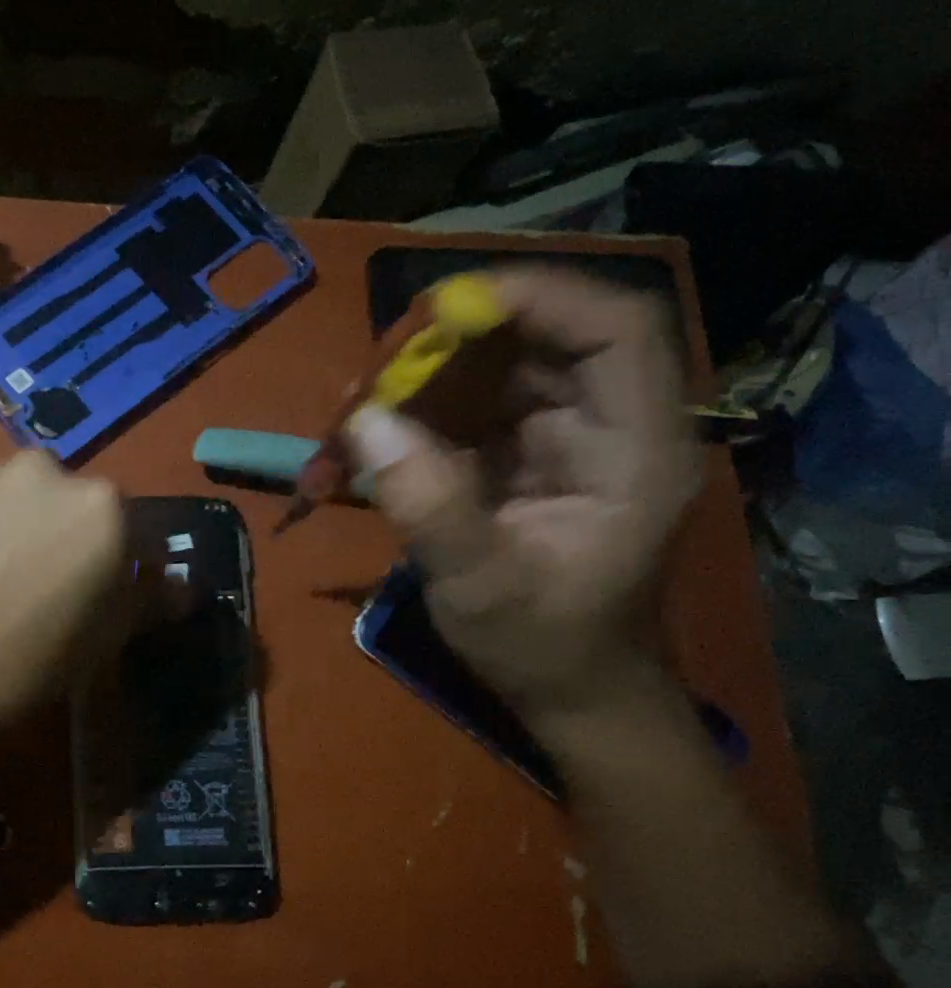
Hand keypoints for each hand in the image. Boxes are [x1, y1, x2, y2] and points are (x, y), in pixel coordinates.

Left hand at [0, 451, 129, 754]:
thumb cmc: (11, 669)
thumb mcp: (94, 648)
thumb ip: (144, 605)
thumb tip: (180, 591)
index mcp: (103, 510)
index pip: (142, 535)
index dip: (134, 572)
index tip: (114, 601)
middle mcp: (49, 472)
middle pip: (81, 507)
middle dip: (76, 542)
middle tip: (48, 592)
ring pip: (27, 499)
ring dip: (26, 527)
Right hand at [344, 268, 699, 721]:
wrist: (568, 690)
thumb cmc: (543, 645)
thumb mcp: (481, 586)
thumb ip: (429, 504)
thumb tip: (365, 421)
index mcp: (634, 449)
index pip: (614, 328)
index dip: (537, 296)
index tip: (443, 309)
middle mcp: (607, 425)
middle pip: (541, 336)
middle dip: (452, 339)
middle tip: (373, 368)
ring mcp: (563, 436)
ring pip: (496, 365)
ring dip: (422, 373)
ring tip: (355, 403)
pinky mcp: (522, 452)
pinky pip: (468, 404)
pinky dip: (415, 408)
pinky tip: (368, 430)